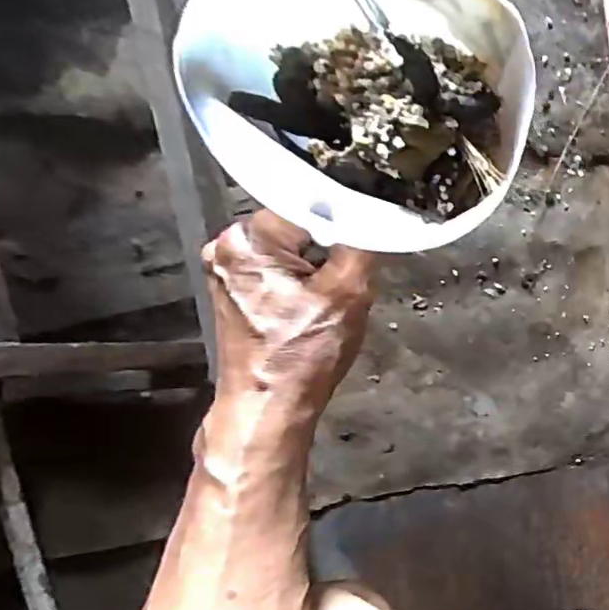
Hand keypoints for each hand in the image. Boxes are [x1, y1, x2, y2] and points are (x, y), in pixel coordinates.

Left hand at [202, 211, 376, 411]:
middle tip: (346, 286)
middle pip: (303, 228)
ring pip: (297, 251)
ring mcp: (231, 271)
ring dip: (323, 270)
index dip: (348, 223)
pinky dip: (308, 285)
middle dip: (334, 252)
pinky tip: (317, 311)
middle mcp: (229, 248)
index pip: (311, 205)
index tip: (367, 244)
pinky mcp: (241, 291)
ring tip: (330, 303)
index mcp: (248, 239)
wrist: (271, 403)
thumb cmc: (300, 358)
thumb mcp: (349, 294)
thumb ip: (364, 246)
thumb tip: (379, 217)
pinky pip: (285, 272)